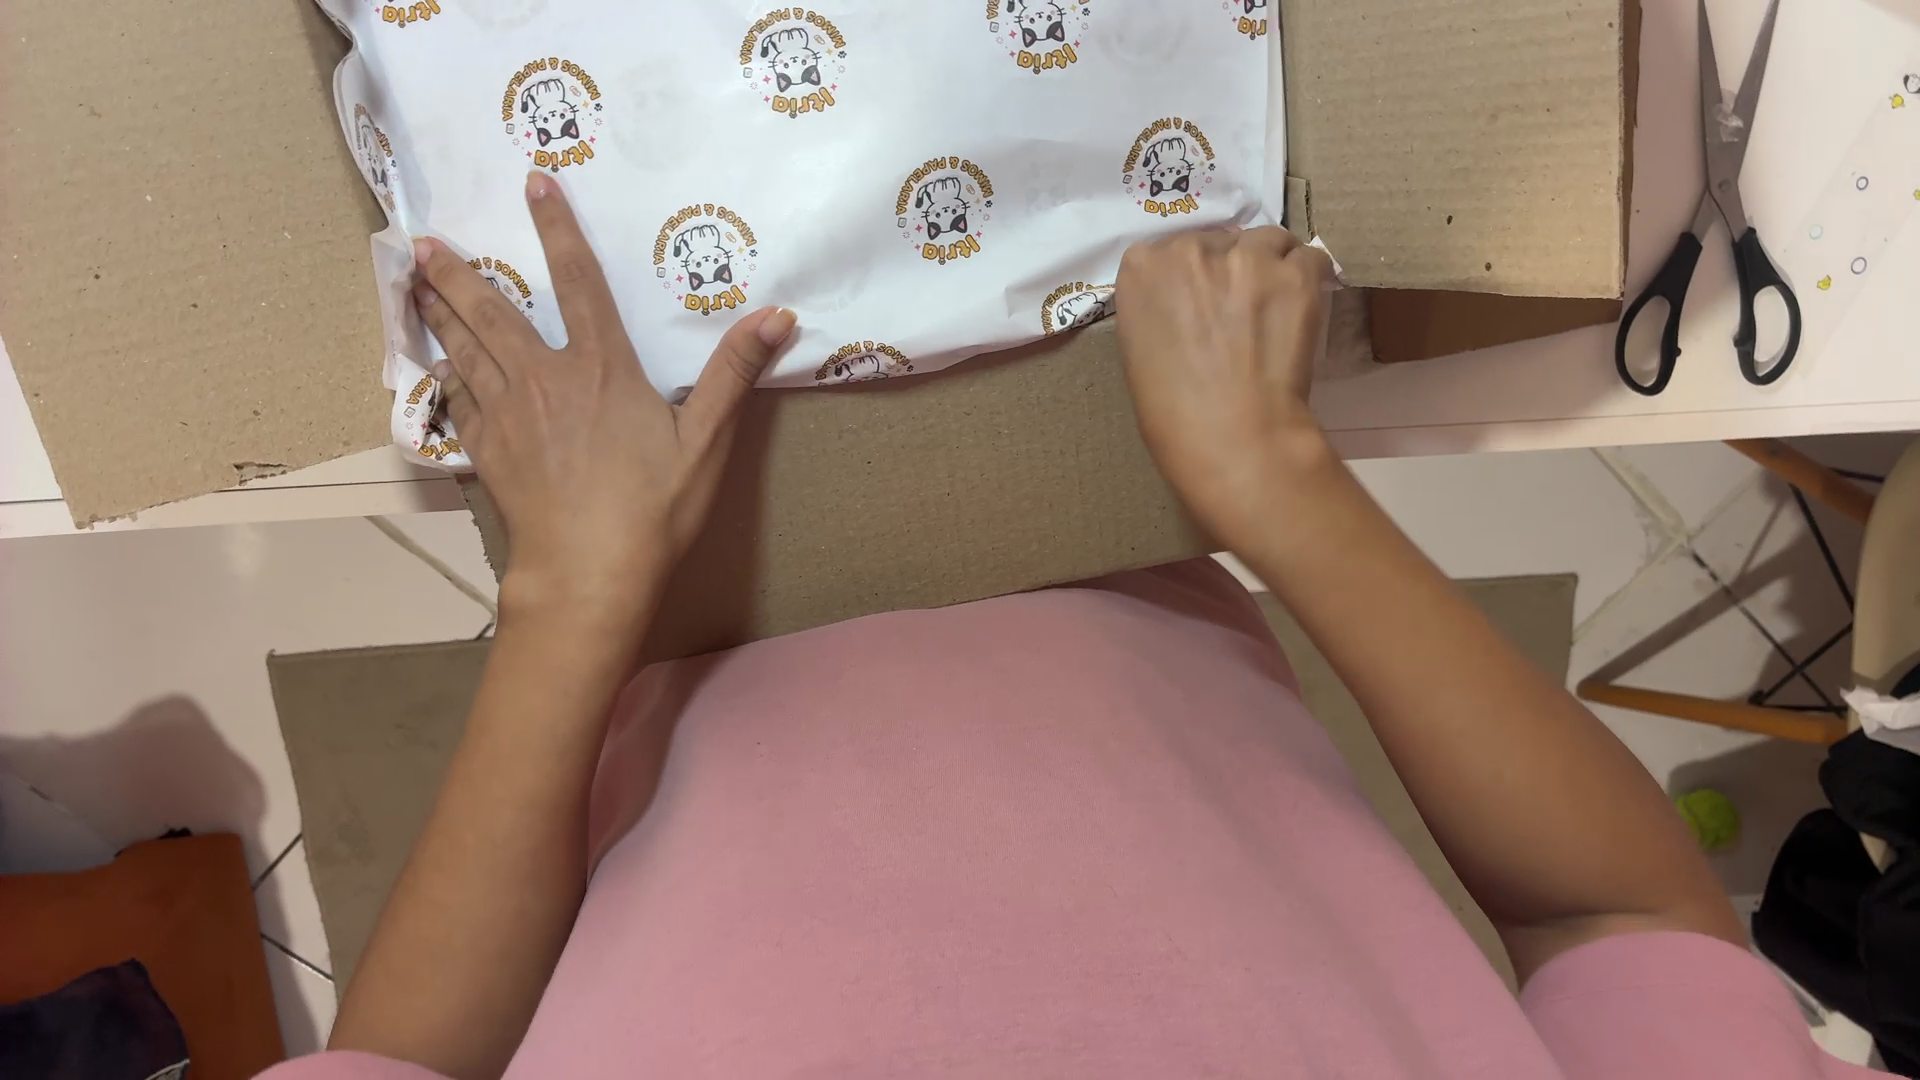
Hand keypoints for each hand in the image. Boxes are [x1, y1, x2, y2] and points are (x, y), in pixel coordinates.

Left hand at [411, 171, 795, 636]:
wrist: (589, 571)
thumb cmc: (654, 507)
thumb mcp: (707, 440)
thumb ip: (735, 374)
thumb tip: (777, 316)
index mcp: (601, 370)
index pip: (580, 284)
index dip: (560, 231)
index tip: (535, 185)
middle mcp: (544, 379)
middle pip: (492, 312)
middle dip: (458, 272)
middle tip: (426, 240)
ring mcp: (507, 414)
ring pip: (462, 348)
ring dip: (436, 310)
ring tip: (411, 281)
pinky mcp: (487, 450)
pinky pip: (456, 398)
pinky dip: (443, 373)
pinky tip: (436, 365)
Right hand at [1114, 225, 1332, 547]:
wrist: (1226, 435)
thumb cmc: (1169, 411)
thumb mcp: (1139, 349)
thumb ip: (1159, 309)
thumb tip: (1189, 305)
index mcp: (1140, 269)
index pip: (1169, 250)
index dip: (1189, 277)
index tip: (1196, 305)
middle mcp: (1190, 250)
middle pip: (1219, 241)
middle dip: (1227, 269)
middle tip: (1235, 314)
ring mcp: (1246, 258)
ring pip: (1267, 241)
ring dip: (1269, 268)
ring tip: (1270, 311)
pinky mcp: (1295, 273)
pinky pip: (1309, 259)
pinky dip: (1306, 281)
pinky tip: (1297, 313)